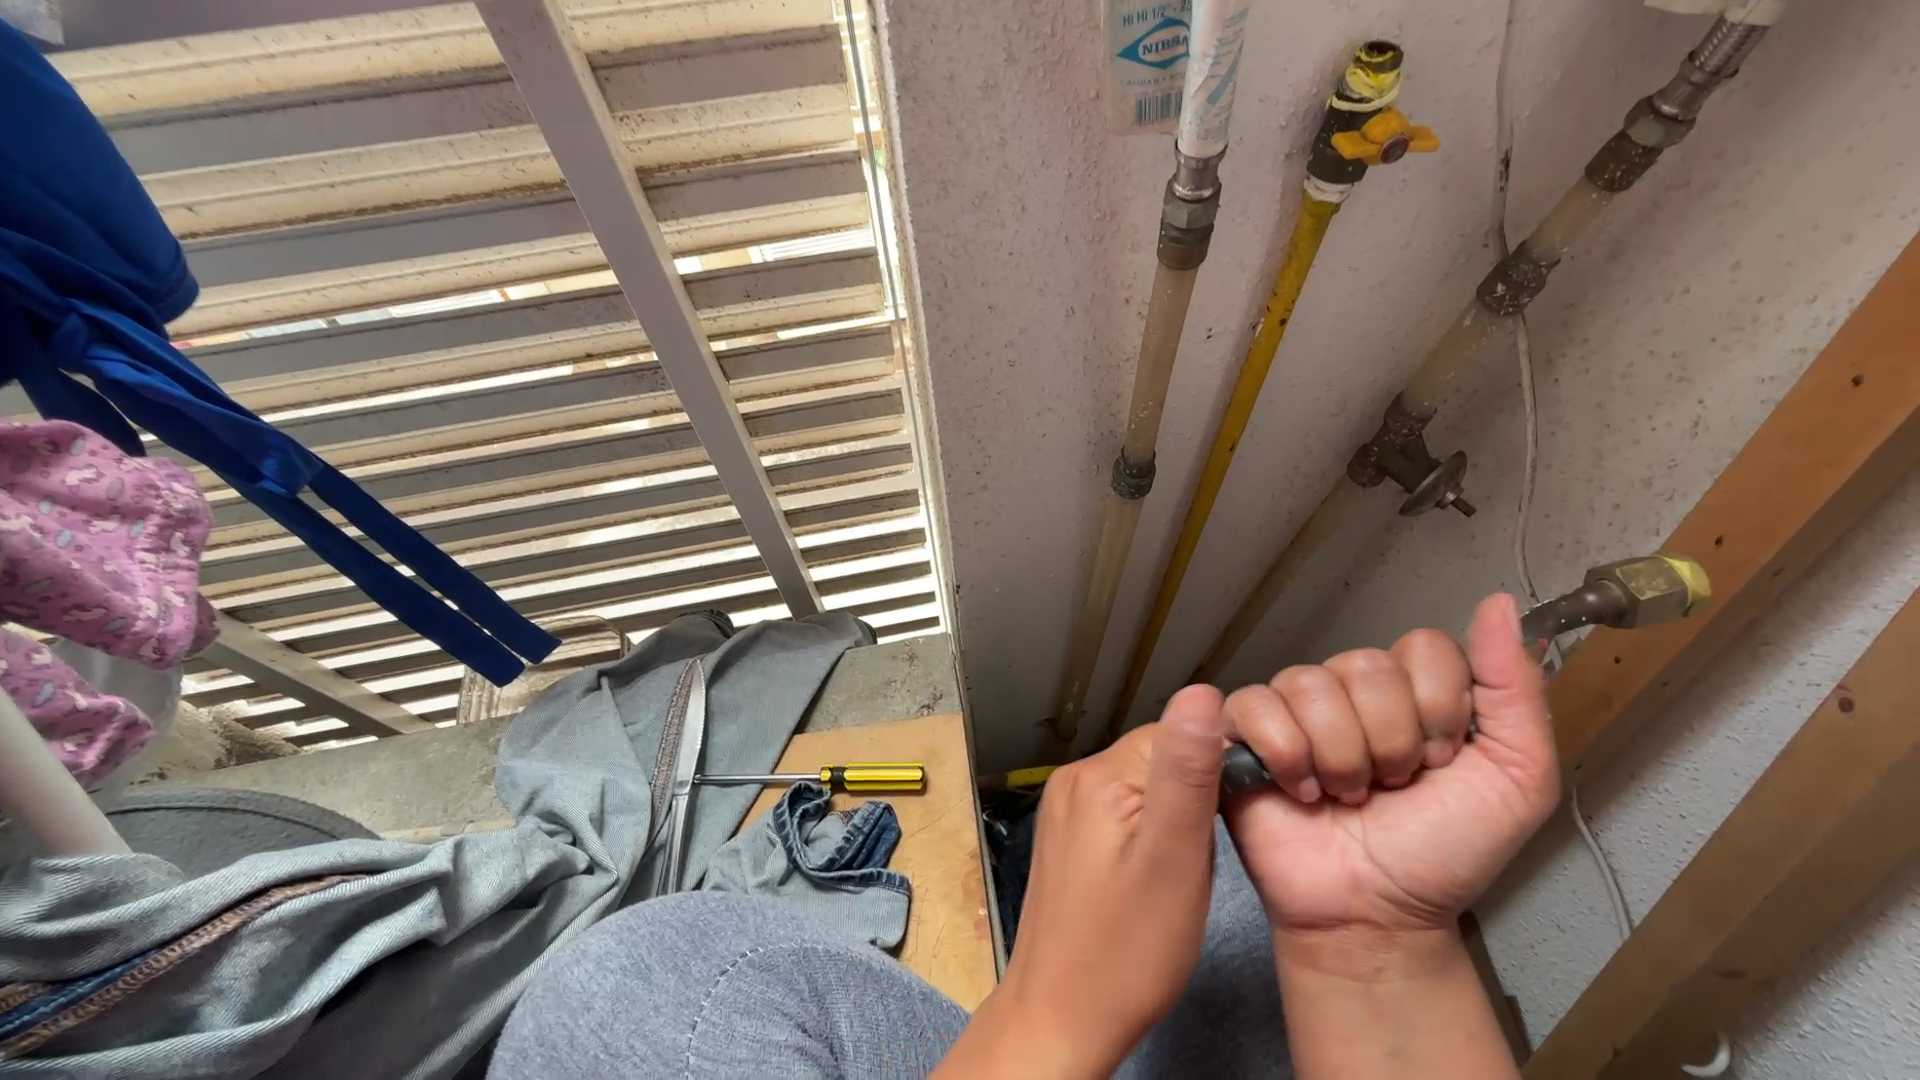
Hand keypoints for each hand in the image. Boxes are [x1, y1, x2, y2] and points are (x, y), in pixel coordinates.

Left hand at [935, 687, 1226, 1078]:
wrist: (1060, 1016)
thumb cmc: (1126, 950)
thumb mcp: (1174, 859)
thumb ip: (1188, 773)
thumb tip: (1202, 692)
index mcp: (1097, 775)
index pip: (1176, 734)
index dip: (1217, 768)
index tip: (1236, 815)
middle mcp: (1073, 779)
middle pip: (1159, 757)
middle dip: (1194, 798)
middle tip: (1202, 858)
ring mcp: (1065, 808)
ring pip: (1144, 785)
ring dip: (1175, 818)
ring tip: (1181, 872)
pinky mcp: (1067, 836)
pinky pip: (1123, 810)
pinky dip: (1150, 834)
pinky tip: (1156, 876)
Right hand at [1221, 593, 1558, 938]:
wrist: (1374, 914)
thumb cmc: (1442, 853)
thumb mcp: (1514, 781)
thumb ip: (1515, 693)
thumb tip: (1498, 604)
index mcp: (1411, 692)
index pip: (1423, 646)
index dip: (1437, 707)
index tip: (1440, 762)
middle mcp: (1350, 691)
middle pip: (1363, 665)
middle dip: (1388, 742)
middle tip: (1389, 788)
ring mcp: (1293, 709)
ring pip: (1309, 683)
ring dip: (1339, 756)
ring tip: (1344, 796)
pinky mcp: (1242, 732)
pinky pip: (1254, 704)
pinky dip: (1284, 753)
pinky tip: (1298, 790)